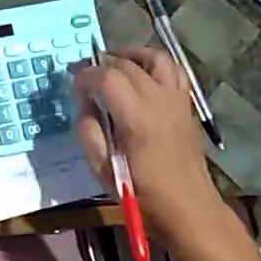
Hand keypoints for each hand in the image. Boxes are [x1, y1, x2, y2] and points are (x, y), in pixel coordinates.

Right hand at [73, 46, 227, 242]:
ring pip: (155, 58)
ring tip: (113, 62)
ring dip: (131, 54)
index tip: (73, 82)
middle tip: (84, 72)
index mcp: (136, 118)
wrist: (186, 206)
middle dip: (101, 63)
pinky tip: (141, 73)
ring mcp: (177, 99)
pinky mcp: (187, 104)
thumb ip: (88, 131)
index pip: (107, 78)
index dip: (85, 75)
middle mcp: (159, 100)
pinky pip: (173, 70)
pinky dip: (154, 63)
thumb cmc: (141, 193)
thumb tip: (84, 105)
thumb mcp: (102, 168)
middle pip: (127, 64)